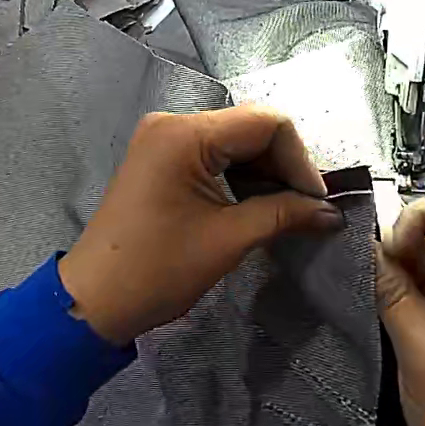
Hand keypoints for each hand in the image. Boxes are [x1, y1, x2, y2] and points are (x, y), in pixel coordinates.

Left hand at [58, 108, 340, 344]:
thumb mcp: (229, 239)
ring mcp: (165, 139)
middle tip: (308, 206)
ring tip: (288, 208)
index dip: (300, 159)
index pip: (266, 123)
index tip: (317, 199)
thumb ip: (286, 214)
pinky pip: (217, 154)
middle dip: (286, 165)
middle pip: (252, 128)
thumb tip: (332, 212)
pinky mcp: (163, 158)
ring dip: (267, 172)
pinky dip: (243, 175)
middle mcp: (174, 124)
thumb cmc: (157, 270)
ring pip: (237, 141)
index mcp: (185, 135)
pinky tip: (259, 202)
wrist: (93, 302)